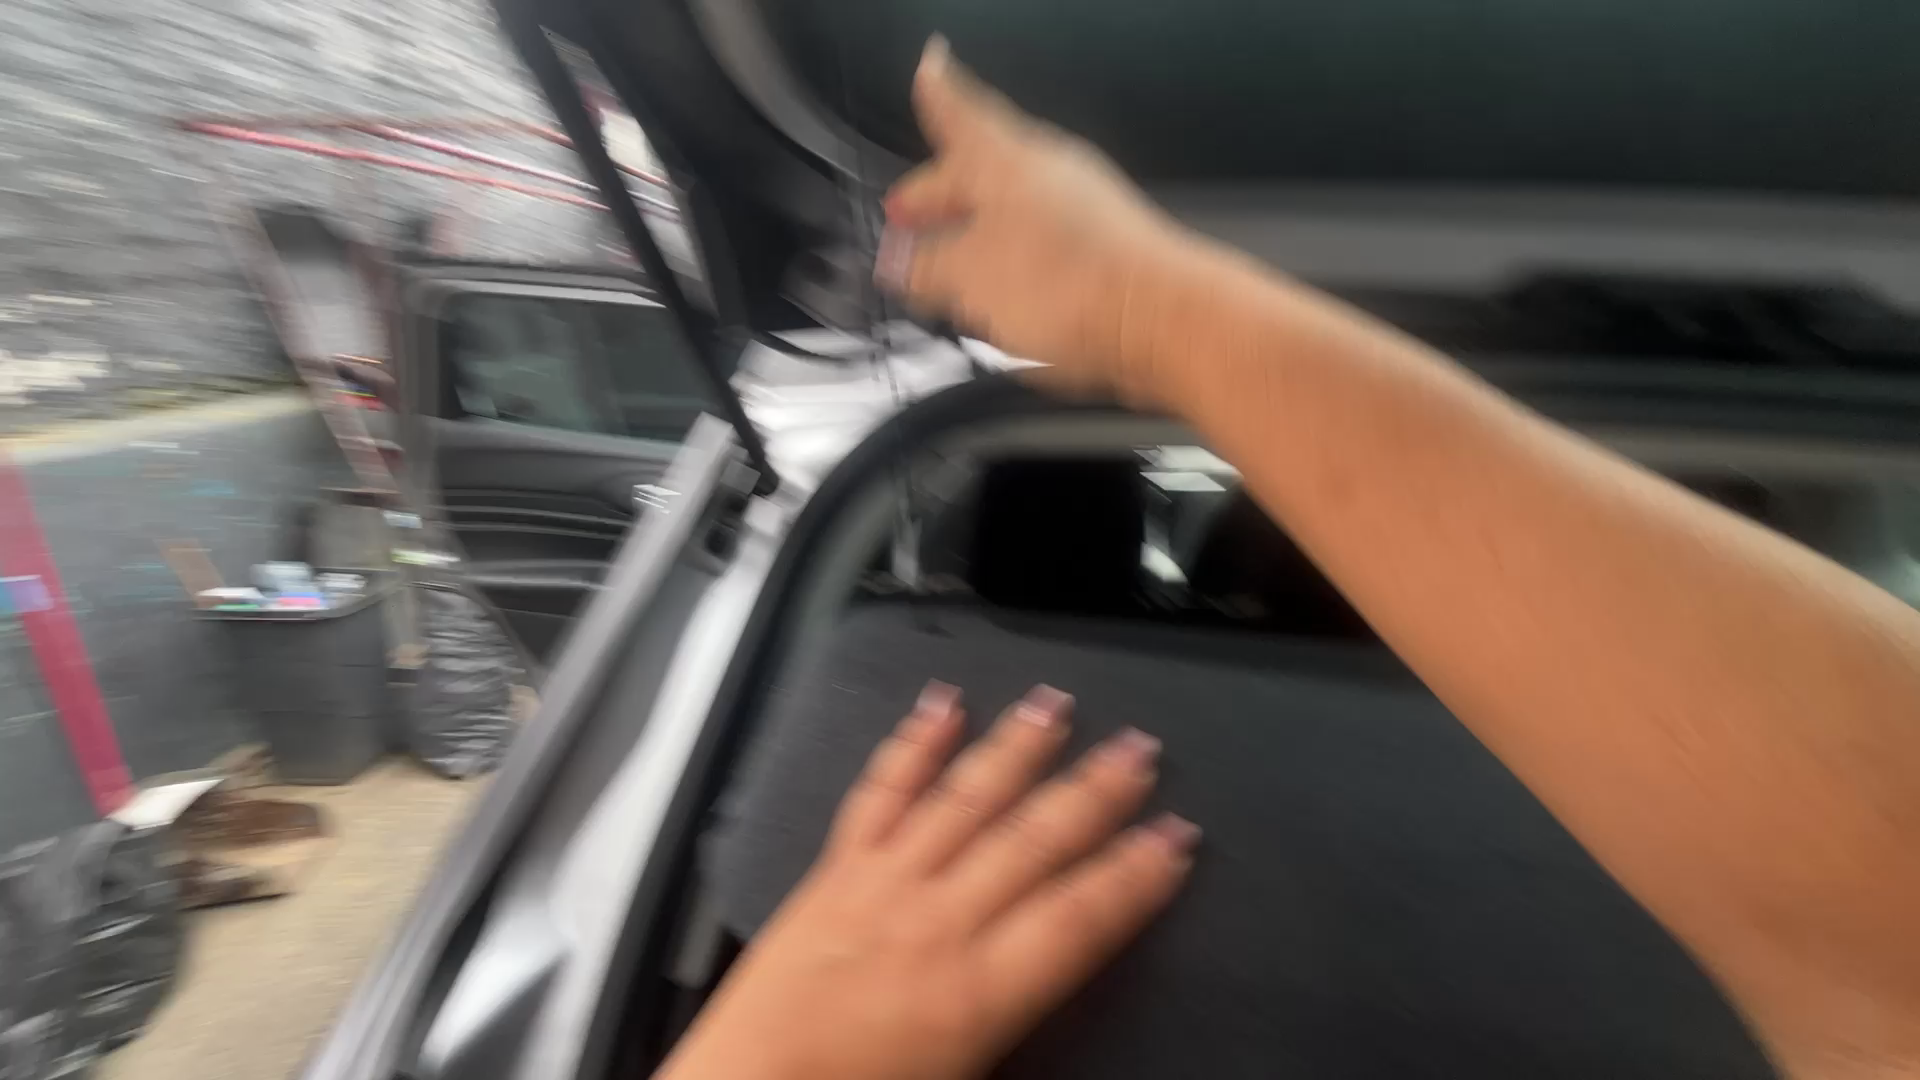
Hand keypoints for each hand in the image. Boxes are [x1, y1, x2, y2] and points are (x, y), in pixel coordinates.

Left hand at [654, 682, 1197, 1079]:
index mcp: (972, 993)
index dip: (1134, 875)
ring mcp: (883, 880)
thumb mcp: (967, 1075)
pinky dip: (913, 743)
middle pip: (1032, 841)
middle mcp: (934, 921)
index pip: (1076, 919)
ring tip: (1055, 705)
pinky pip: (881, 791)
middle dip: (1094, 793)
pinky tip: (941, 703)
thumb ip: (1019, 1010)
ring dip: (1015, 748)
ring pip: (964, 798)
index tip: (1173, 836)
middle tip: (1136, 750)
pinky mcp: (840, 865)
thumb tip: (1062, 967)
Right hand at [879, 38, 1214, 401]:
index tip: (928, 71)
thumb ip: (926, 267)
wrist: (1160, 322)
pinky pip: (1041, 247)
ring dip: (975, 237)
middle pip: (983, 171)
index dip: (936, 96)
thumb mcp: (969, 278)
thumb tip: (901, 264)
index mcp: (1006, 163)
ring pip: (1013, 213)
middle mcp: (1049, 173)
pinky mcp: (1104, 252)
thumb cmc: (1073, 286)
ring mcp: (1082, 211)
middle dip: (941, 195)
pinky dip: (1012, 263)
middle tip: (910, 217)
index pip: (960, 113)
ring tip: (948, 272)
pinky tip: (1002, 296)